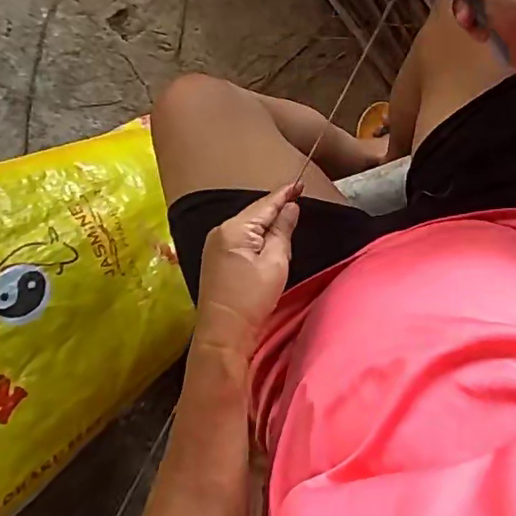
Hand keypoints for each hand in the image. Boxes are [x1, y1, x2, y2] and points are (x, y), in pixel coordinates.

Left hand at [193, 183, 301, 356]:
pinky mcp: (215, 257)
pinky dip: (256, 236)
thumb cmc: (251, 299)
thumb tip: (291, 208)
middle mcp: (220, 230)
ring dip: (267, 224)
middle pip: (255, 213)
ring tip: (287, 224)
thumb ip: (283, 231)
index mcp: (235, 228)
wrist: (223, 333)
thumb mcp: (276, 263)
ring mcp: (214, 244)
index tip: (300, 183)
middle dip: (276, 210)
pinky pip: (240, 237)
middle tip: (298, 206)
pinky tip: (268, 240)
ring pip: (248, 225)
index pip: (265, 204)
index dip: (285, 194)